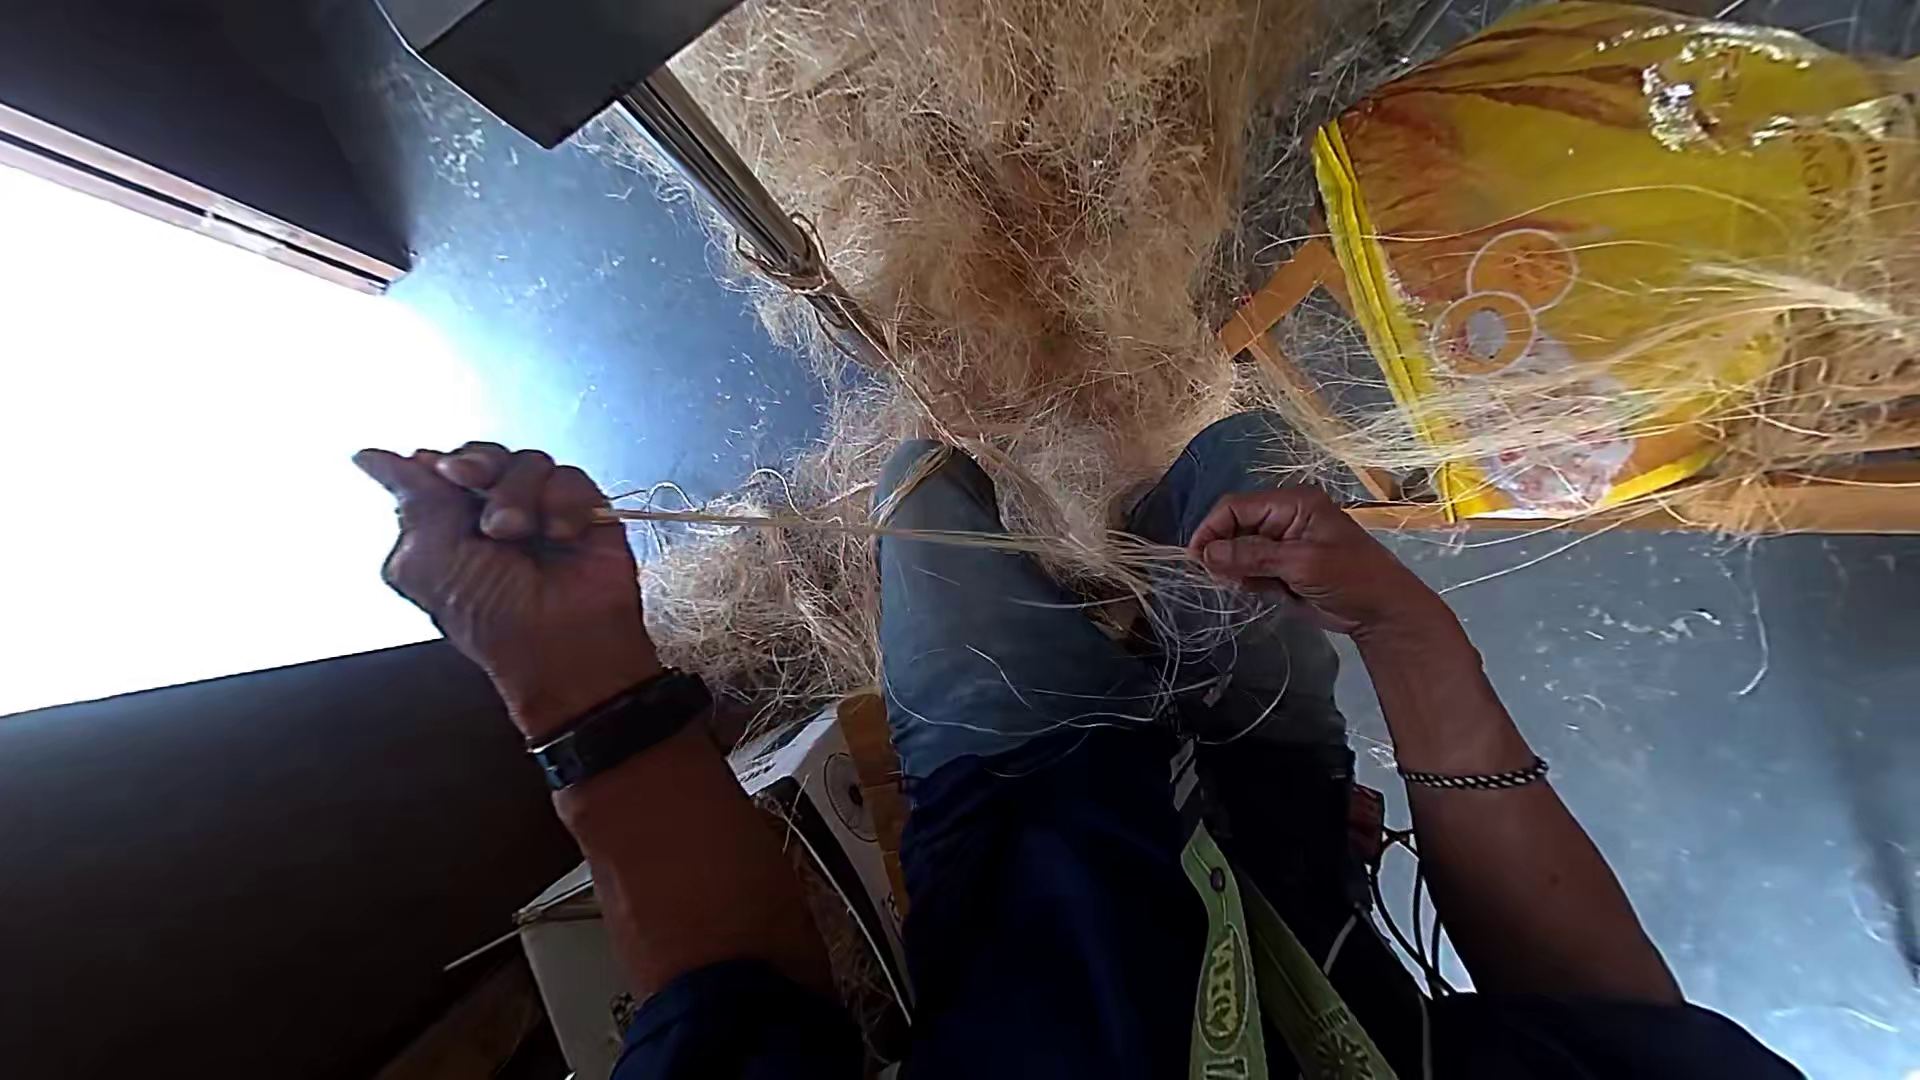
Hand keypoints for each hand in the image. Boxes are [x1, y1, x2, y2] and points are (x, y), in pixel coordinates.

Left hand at [355, 442, 660, 740]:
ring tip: (526, 534)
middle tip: (487, 508)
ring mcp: (544, 510)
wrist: (562, 636)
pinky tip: (562, 534)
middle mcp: (497, 511)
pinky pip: (572, 478)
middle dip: (485, 470)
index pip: (444, 465)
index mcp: (449, 523)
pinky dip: (565, 503)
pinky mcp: (586, 512)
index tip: (450, 476)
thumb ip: (411, 500)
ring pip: (531, 462)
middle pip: (488, 455)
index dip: (448, 463)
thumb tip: (371, 457)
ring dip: (524, 496)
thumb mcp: (427, 561)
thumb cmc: (492, 615)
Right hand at [1187, 487, 1453, 641]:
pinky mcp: (1279, 563)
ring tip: (1250, 586)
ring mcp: (1280, 540)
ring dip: (1234, 568)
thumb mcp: (1301, 563)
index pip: (1235, 506)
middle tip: (1220, 577)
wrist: (1383, 614)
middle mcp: (1282, 516)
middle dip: (1222, 550)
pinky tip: (1261, 590)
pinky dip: (1245, 578)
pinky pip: (1246, 565)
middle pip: (1232, 525)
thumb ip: (1252, 556)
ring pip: (1235, 548)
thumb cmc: (1352, 579)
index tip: (1197, 558)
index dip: (1211, 528)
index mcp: (1291, 503)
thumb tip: (1205, 555)